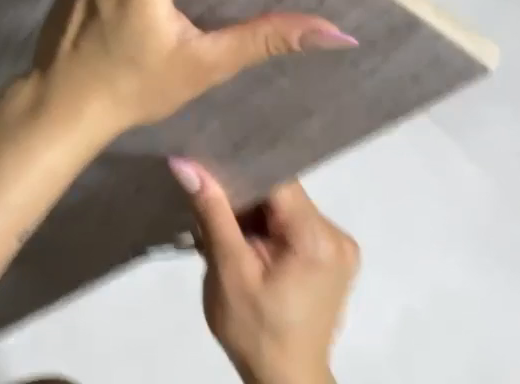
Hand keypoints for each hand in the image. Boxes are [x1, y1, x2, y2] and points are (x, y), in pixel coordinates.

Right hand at [176, 162, 356, 383]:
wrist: (283, 380)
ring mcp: (335, 249)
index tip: (201, 158)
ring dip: (246, 212)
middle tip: (200, 196)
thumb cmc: (256, 327)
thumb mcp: (228, 268)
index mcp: (318, 237)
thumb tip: (184, 162)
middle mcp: (336, 236)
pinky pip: (287, 225)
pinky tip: (236, 239)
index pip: (276, 178)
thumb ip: (211, 210)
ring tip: (213, 219)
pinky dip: (259, 228)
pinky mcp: (326, 260)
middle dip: (238, 194)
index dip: (238, 166)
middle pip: (278, 191)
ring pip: (280, 207)